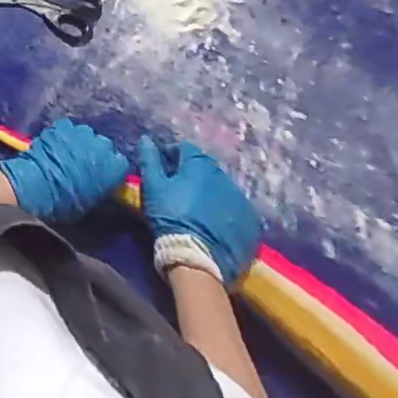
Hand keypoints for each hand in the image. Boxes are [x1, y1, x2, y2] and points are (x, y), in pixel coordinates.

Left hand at [0, 119, 129, 223]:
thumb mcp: (93, 203)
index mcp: (115, 166)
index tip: (103, 174)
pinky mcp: (62, 125)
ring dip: (80, 142)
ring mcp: (82, 132)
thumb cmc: (67, 202)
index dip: (110, 169)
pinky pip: (67, 129)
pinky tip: (55, 144)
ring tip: (68, 153)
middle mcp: (102, 145)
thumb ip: (105, 192)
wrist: (37, 185)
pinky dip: (63, 135)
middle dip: (96, 153)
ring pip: (86, 134)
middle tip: (84, 164)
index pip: (120, 163)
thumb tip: (108, 190)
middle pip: (104, 146)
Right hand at [137, 137, 261, 285]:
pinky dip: (224, 211)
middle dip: (191, 173)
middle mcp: (224, 177)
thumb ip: (150, 160)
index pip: (185, 149)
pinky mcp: (252, 223)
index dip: (171, 155)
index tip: (162, 167)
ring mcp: (241, 200)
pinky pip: (235, 209)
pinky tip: (213, 224)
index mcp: (200, 165)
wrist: (198, 258)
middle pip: (205, 168)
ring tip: (195, 208)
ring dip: (209, 192)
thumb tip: (146, 139)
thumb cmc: (171, 216)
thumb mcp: (153, 186)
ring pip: (221, 188)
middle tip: (177, 187)